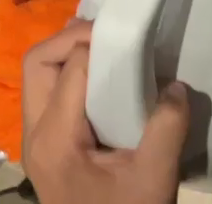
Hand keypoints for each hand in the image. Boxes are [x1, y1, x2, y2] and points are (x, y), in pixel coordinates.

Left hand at [21, 20, 188, 203]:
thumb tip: (176, 85)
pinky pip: (52, 90)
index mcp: (55, 139)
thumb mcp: (155, 175)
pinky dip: (75, 71)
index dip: (102, 41)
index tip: (138, 36)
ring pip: (41, 74)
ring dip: (74, 52)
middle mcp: (35, 134)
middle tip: (118, 35)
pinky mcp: (49, 146)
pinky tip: (109, 76)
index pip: (71, 65)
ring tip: (115, 49)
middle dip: (76, 37)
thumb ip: (167, 124)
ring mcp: (38, 141)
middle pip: (38, 61)